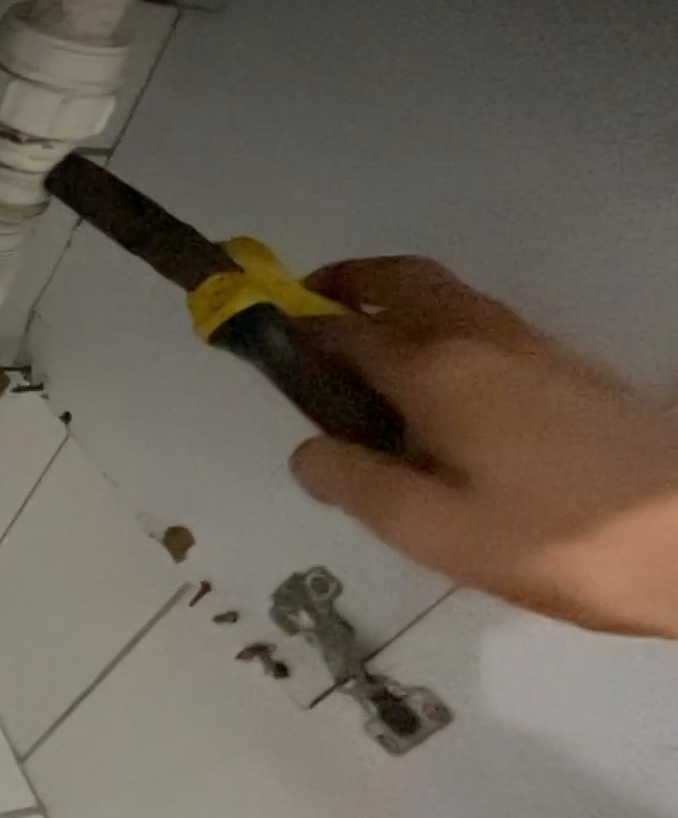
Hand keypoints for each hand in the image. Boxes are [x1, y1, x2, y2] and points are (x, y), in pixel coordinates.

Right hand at [289, 256, 677, 637]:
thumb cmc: (565, 538)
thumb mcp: (432, 531)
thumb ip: (351, 483)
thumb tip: (306, 452)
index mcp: (430, 370)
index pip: (332, 329)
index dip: (281, 329)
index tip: (246, 338)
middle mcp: (476, 339)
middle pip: (397, 279)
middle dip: (340, 282)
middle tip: (303, 313)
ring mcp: (531, 348)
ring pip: (443, 296)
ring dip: (387, 302)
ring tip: (358, 355)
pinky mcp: (570, 368)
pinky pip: (478, 322)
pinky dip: (431, 325)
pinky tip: (429, 387)